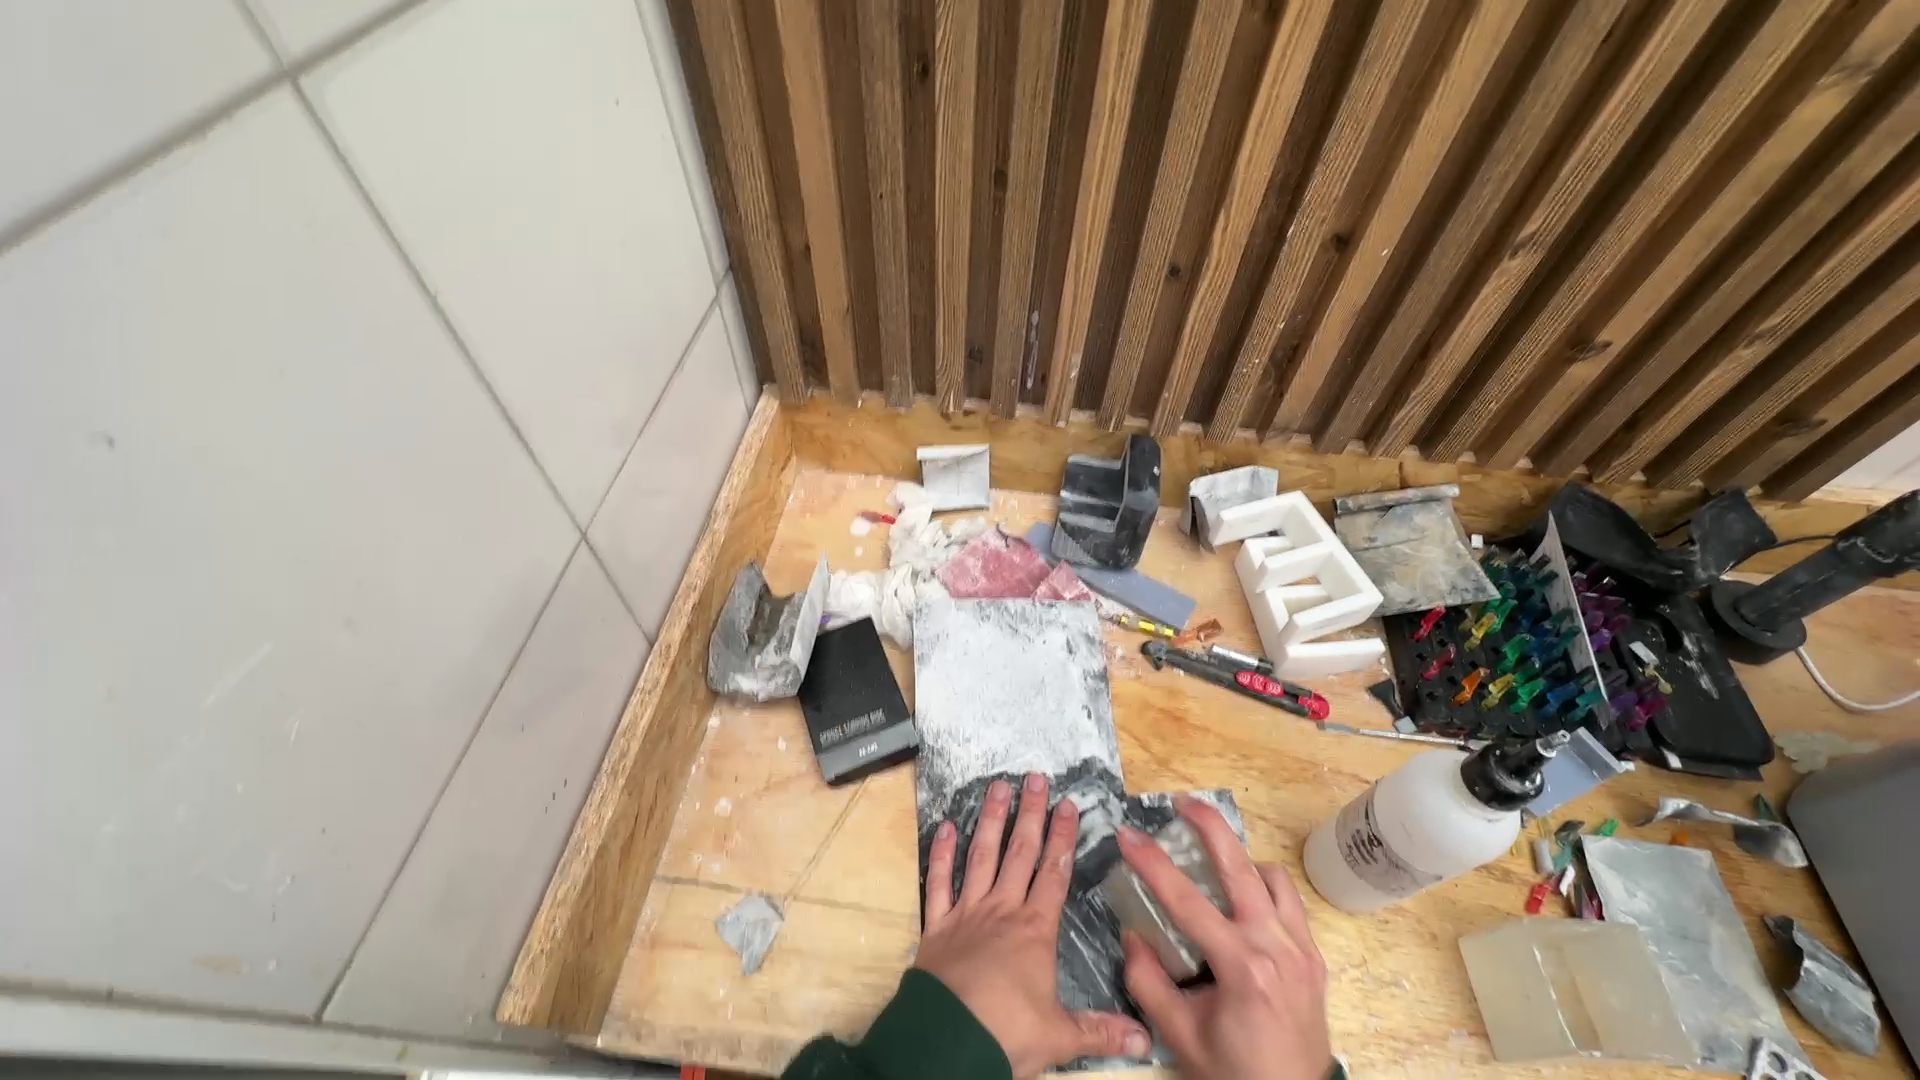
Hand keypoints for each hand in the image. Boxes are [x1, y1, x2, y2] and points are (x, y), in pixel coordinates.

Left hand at [918, 773, 1152, 1076]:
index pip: (1055, 873)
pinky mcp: (937, 927)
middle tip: (1034, 777)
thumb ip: (1101, 1031)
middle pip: (1020, 853)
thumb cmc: (1006, 1034)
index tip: (1068, 804)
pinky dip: (941, 855)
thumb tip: (1146, 1041)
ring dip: (991, 821)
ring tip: (997, 787)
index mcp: (1035, 930)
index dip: (1063, 838)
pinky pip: (938, 883)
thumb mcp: (1059, 1036)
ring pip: (981, 857)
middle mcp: (1002, 911)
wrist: (945, 1045)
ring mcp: (966, 914)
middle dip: (1030, 814)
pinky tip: (946, 827)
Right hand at [1118, 796, 1332, 1079]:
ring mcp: (1302, 949)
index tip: (1127, 833)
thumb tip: (1132, 934)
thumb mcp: (1179, 1036)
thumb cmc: (1233, 1073)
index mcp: (1241, 967)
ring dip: (1240, 860)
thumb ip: (1148, 982)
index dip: (1151, 863)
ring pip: (1272, 878)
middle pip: (1240, 867)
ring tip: (1213, 858)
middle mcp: (1277, 947)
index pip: (1186, 901)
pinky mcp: (1315, 957)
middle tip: (1182, 802)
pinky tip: (1244, 900)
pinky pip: (1290, 903)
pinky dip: (1264, 888)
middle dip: (1210, 826)